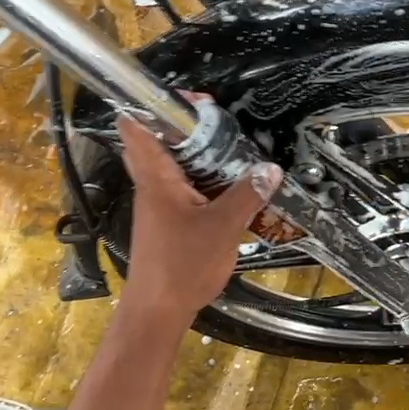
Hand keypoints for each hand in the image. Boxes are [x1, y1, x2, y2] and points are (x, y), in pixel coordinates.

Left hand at [116, 114, 281, 321]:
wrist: (157, 311)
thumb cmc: (182, 265)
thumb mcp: (223, 227)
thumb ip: (247, 195)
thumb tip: (271, 168)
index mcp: (156, 178)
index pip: (138, 128)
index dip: (157, 104)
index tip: (191, 98)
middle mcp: (152, 185)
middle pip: (157, 141)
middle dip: (184, 125)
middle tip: (217, 117)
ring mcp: (158, 204)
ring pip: (172, 164)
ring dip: (196, 151)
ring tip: (231, 144)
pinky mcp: (168, 221)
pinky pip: (183, 186)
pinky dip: (203, 177)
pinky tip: (230, 183)